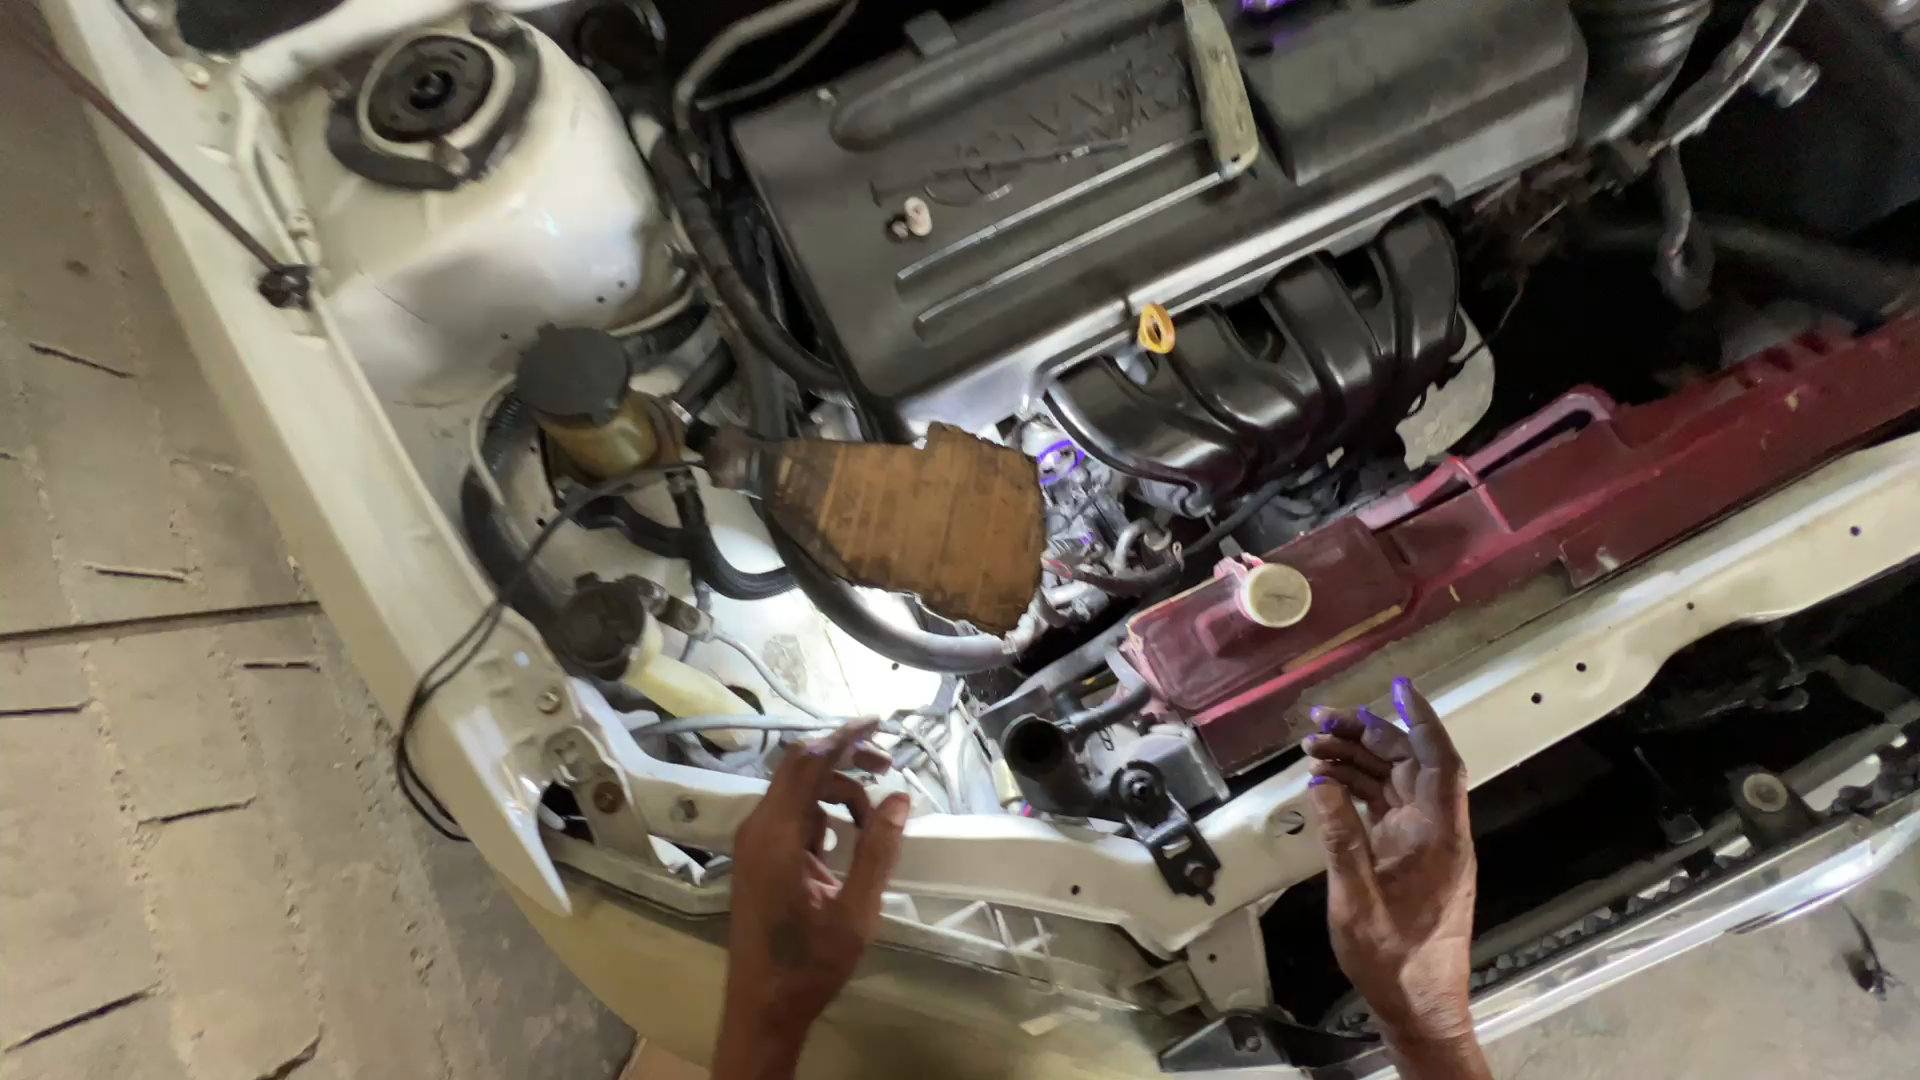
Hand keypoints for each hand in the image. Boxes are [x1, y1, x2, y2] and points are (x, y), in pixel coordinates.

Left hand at [713, 720, 909, 1079]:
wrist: (762, 1010)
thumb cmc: (809, 965)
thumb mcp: (855, 912)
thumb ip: (877, 850)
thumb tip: (900, 798)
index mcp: (776, 836)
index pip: (808, 762)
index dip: (844, 735)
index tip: (879, 722)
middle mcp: (759, 828)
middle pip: (801, 766)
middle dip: (847, 757)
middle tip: (889, 764)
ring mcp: (756, 841)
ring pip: (801, 790)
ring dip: (840, 792)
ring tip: (875, 822)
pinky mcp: (760, 854)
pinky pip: (795, 813)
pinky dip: (825, 812)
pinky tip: (848, 838)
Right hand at [1304, 679, 1489, 1078]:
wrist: (1417, 1007)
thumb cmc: (1393, 960)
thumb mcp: (1357, 901)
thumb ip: (1340, 839)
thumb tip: (1320, 784)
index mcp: (1437, 838)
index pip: (1437, 764)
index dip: (1421, 721)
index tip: (1399, 687)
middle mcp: (1434, 832)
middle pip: (1406, 765)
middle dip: (1366, 734)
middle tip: (1320, 721)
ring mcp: (1420, 843)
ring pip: (1390, 781)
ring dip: (1354, 759)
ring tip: (1311, 747)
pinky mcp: (1404, 855)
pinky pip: (1380, 803)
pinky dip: (1353, 785)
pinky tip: (1325, 780)